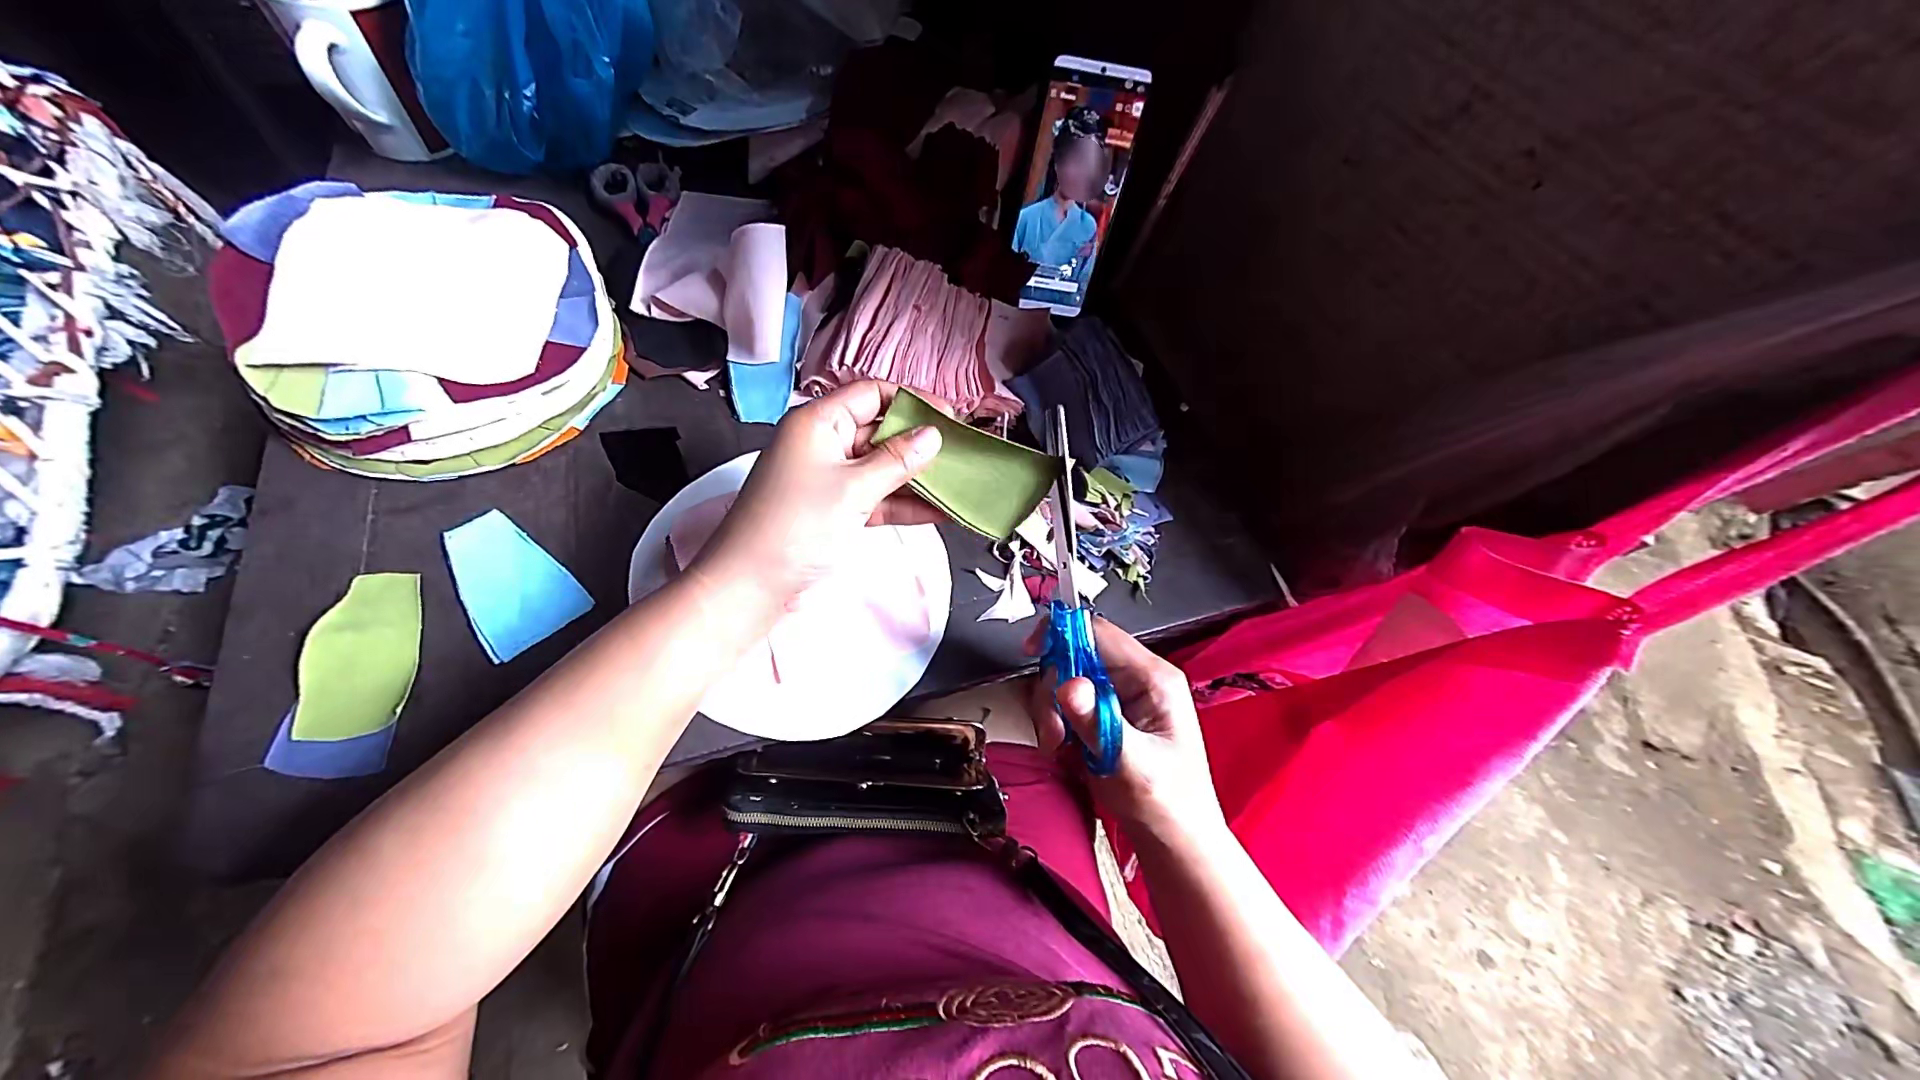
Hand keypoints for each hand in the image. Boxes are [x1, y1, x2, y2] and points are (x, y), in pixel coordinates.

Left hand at [695, 380, 943, 609]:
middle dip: (919, 442)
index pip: (872, 394)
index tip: (948, 415)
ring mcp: (829, 478)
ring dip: (916, 476)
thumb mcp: (852, 489)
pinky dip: (903, 503)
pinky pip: (876, 497)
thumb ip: (896, 461)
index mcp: (818, 421)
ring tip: (957, 481)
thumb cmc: (791, 528)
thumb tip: (931, 436)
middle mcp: (823, 443)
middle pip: (880, 430)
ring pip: (881, 467)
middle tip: (959, 451)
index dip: (912, 401)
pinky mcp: (835, 509)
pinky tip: (938, 509)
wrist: (751, 585)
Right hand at [1025, 616, 1226, 840]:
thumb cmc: (1168, 805)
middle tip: (1054, 730)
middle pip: (1073, 656)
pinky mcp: (1100, 716)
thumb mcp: (1133, 765)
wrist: (1173, 839)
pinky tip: (1064, 749)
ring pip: (1062, 680)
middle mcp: (1133, 680)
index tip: (1034, 651)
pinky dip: (1054, 724)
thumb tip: (1069, 686)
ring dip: (1050, 711)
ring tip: (1060, 745)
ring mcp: (1115, 698)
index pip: (1099, 633)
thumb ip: (1099, 723)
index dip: (1062, 635)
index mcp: (1153, 679)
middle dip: (1053, 690)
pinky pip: (1062, 704)